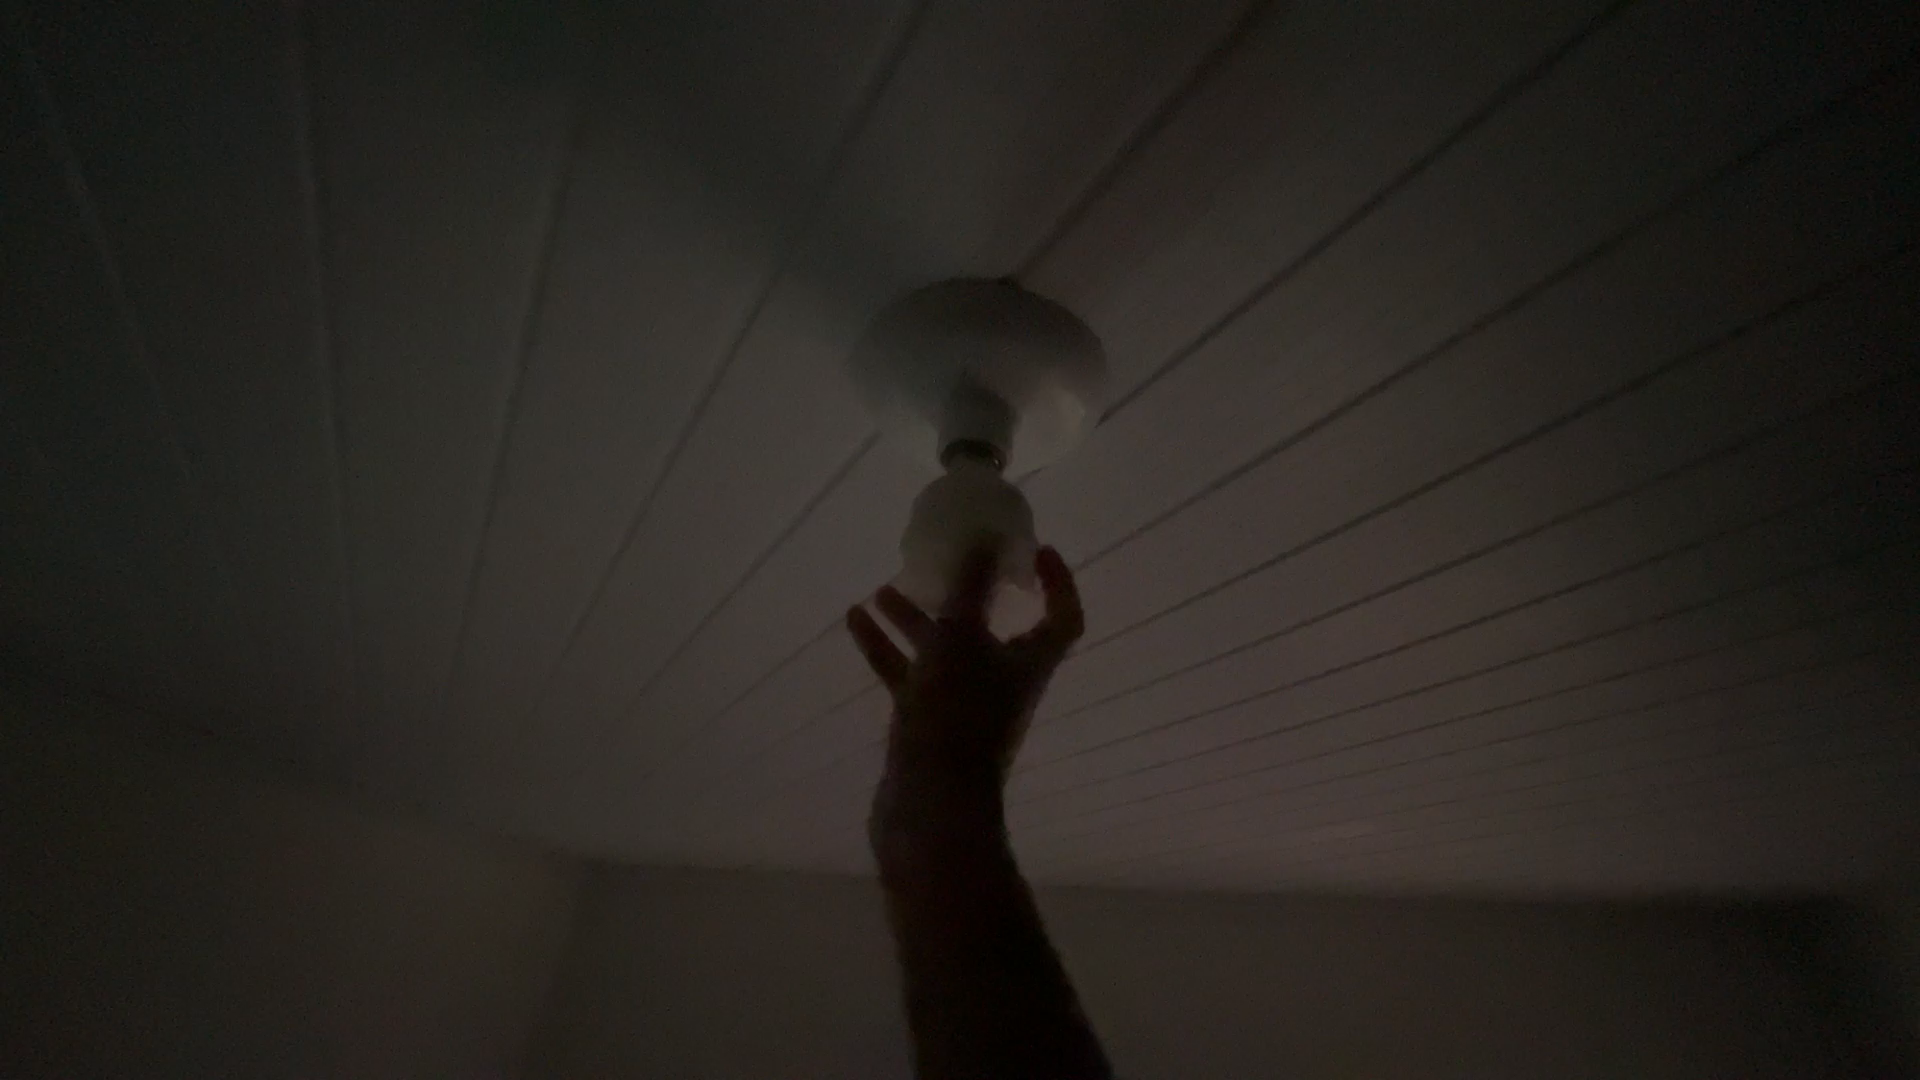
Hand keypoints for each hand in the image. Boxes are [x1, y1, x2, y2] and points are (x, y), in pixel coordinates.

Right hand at [847, 545, 1084, 853]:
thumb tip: (987, 536)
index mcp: (1026, 662)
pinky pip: (909, 676)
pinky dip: (886, 650)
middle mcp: (1000, 680)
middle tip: (944, 560)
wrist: (928, 811)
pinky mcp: (927, 724)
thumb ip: (972, 587)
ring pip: (941, 650)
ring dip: (916, 620)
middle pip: (991, 627)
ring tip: (881, 590)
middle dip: (965, 592)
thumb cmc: (955, 717)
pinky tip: (856, 623)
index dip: (1057, 582)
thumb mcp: (962, 641)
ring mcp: (962, 704)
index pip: (1060, 616)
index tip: (1035, 549)